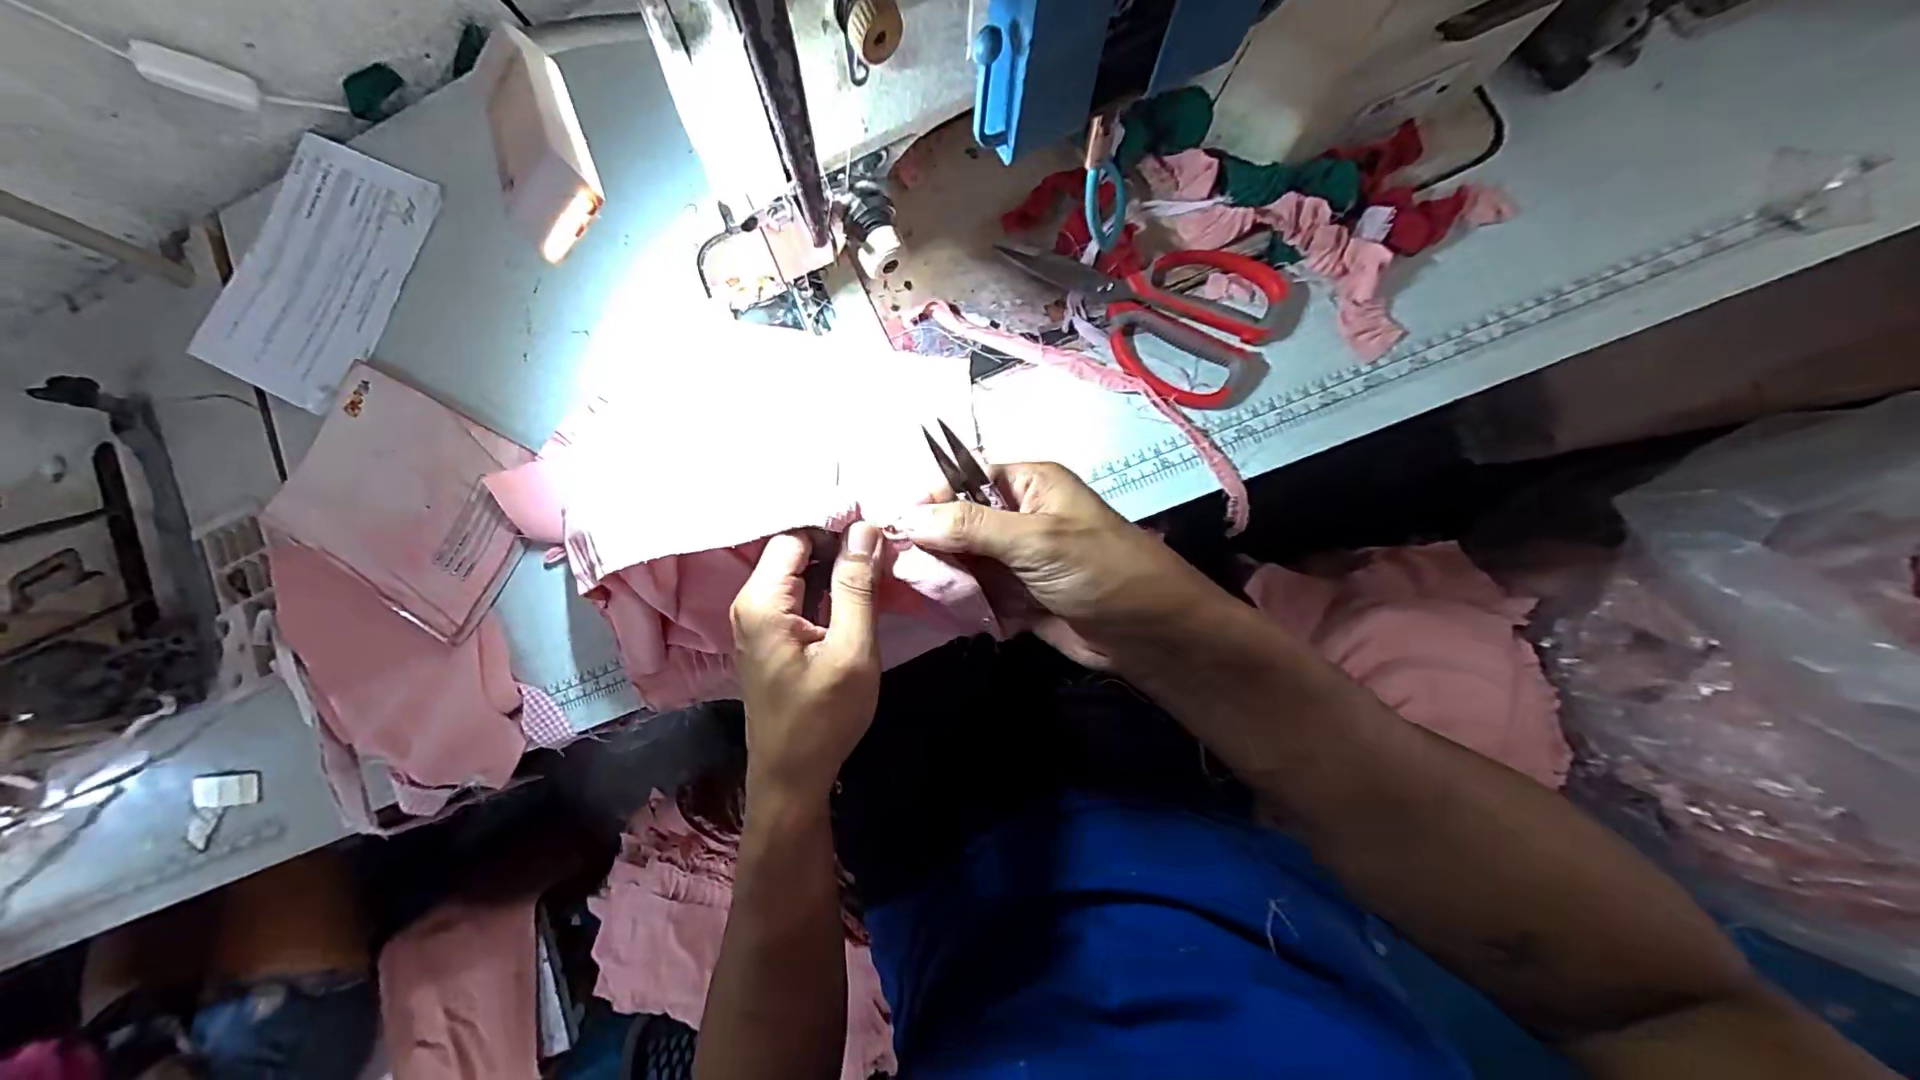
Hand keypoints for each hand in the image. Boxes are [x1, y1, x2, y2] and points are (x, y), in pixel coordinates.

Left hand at [730, 522, 885, 805]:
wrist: (792, 775)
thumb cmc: (823, 718)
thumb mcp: (852, 650)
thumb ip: (857, 586)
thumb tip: (865, 528)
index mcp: (761, 601)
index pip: (795, 535)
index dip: (835, 528)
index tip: (876, 529)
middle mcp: (750, 603)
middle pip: (794, 550)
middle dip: (837, 544)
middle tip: (882, 547)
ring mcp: (757, 619)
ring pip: (798, 571)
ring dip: (835, 566)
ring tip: (876, 565)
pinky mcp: (770, 634)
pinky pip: (798, 593)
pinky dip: (827, 587)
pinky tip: (856, 591)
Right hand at [890, 462, 1228, 667]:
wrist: (1153, 636)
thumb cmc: (1102, 570)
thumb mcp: (1036, 539)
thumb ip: (971, 526)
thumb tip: (909, 516)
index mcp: (1029, 485)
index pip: (966, 479)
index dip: (931, 498)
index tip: (895, 526)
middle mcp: (1019, 519)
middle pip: (959, 524)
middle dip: (932, 545)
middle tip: (899, 567)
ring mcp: (1018, 562)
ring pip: (965, 564)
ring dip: (945, 579)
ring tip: (915, 594)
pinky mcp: (1019, 599)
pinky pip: (978, 597)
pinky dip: (964, 606)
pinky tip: (946, 616)